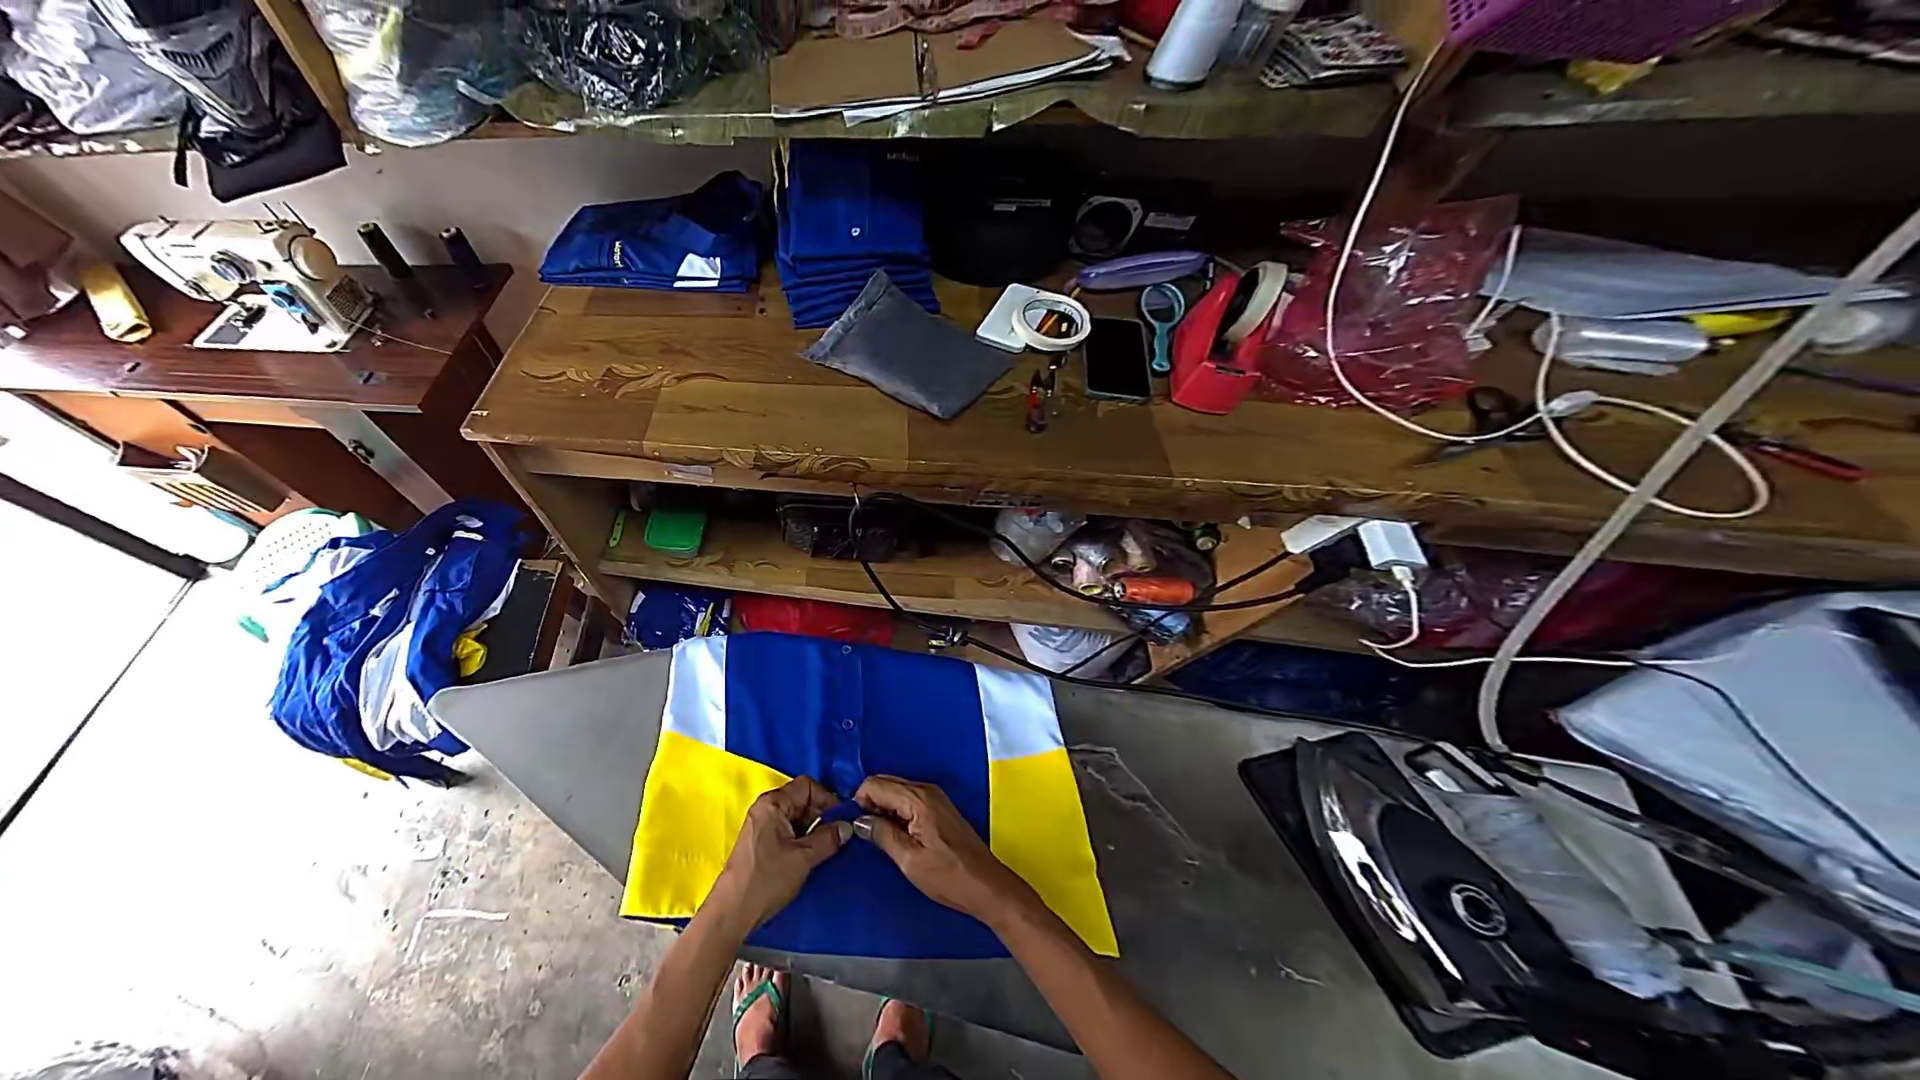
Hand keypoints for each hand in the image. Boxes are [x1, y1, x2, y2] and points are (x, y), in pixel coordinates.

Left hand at [705, 776, 850, 934]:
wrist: (732, 914)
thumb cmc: (767, 879)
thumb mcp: (804, 857)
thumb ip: (829, 838)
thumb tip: (847, 826)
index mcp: (773, 803)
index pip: (807, 786)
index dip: (827, 799)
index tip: (841, 819)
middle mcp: (765, 809)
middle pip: (802, 800)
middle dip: (822, 815)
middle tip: (838, 835)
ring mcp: (762, 826)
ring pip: (796, 817)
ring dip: (814, 829)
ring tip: (828, 847)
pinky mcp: (761, 843)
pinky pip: (788, 831)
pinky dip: (803, 839)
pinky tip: (812, 855)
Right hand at [854, 775, 1037, 926]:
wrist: (986, 885)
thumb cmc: (948, 876)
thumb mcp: (908, 860)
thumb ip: (882, 834)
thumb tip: (859, 820)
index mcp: (918, 798)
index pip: (875, 784)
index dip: (860, 802)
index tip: (856, 826)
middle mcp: (926, 789)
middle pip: (885, 783)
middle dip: (870, 803)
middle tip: (866, 833)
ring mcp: (935, 796)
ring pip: (896, 791)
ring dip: (883, 809)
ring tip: (881, 838)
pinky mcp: (939, 807)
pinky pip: (908, 800)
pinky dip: (897, 812)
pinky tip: (897, 835)